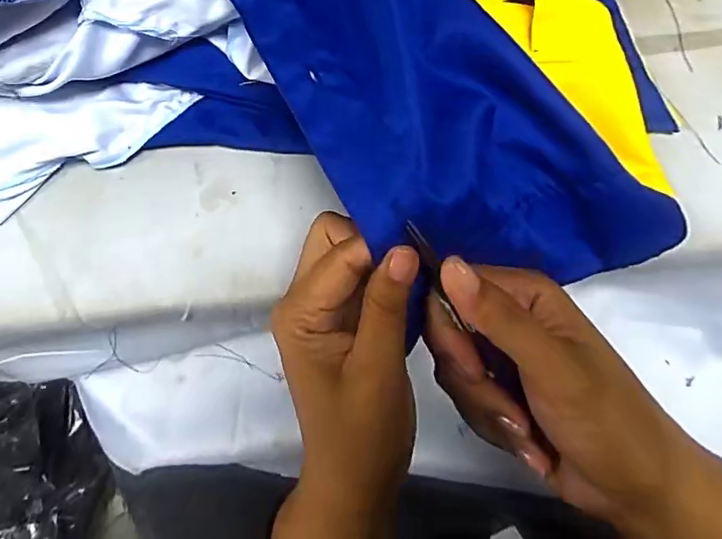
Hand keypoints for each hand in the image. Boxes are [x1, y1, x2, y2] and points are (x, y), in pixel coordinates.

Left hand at [270, 212, 418, 537]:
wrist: (354, 483)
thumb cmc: (363, 435)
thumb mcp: (379, 370)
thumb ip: (387, 305)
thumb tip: (403, 247)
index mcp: (300, 311)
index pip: (338, 253)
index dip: (378, 245)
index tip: (421, 247)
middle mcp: (300, 299)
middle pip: (331, 239)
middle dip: (371, 241)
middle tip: (414, 263)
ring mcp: (317, 307)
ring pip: (344, 253)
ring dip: (378, 257)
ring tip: (417, 273)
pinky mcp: (336, 317)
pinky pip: (356, 277)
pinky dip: (381, 276)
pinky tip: (410, 288)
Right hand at [423, 259, 721, 538]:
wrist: (645, 493)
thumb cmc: (608, 420)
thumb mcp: (553, 366)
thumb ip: (499, 317)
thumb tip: (448, 264)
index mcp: (524, 293)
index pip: (451, 284)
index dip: (447, 323)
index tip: (470, 365)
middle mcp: (508, 315)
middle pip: (446, 329)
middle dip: (471, 377)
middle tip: (507, 408)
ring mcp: (503, 355)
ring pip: (454, 369)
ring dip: (485, 408)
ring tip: (526, 430)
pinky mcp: (500, 391)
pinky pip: (466, 399)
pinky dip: (493, 426)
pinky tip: (530, 442)